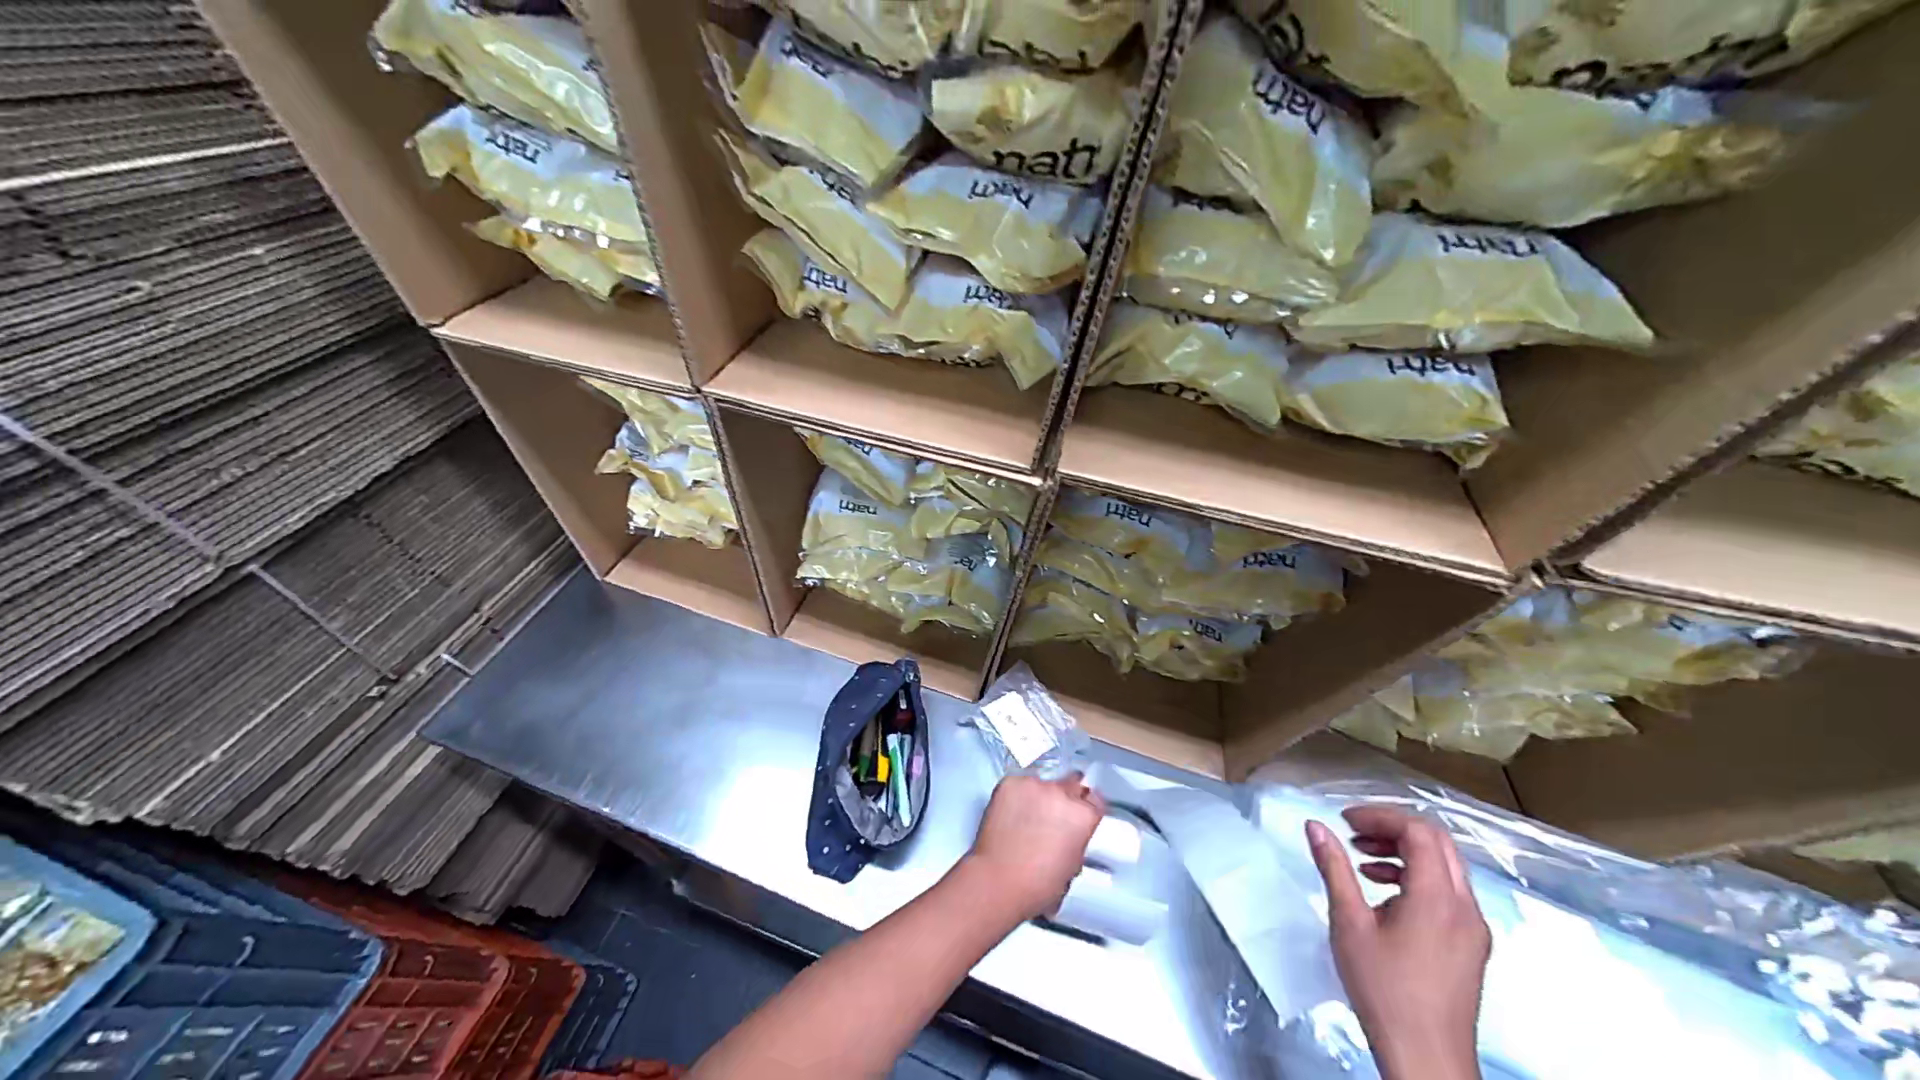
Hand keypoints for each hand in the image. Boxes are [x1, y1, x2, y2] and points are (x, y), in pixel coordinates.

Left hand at [963, 774, 1105, 920]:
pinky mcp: (1010, 783)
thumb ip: (1078, 836)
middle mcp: (1062, 793)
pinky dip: (1017, 795)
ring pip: (1043, 782)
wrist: (999, 881)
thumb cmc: (1037, 884)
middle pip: (1071, 782)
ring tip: (1027, 818)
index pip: (1094, 799)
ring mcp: (1034, 785)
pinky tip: (1011, 814)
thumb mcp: (1074, 863)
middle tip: (1052, 814)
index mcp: (1083, 815)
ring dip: (1039, 795)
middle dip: (1065, 797)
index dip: (1085, 807)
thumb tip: (1071, 829)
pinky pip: (1019, 783)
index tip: (1078, 812)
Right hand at [1307, 806, 1489, 1079]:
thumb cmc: (1382, 988)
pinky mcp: (1472, 945)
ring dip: (1404, 853)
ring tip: (1362, 863)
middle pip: (1437, 842)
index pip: (1418, 831)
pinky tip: (1385, 895)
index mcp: (1437, 897)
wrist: (1426, 1056)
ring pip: (1446, 866)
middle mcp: (1465, 906)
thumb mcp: (1348, 922)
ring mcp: (1474, 927)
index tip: (1343, 821)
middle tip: (1353, 835)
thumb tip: (1314, 826)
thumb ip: (1334, 868)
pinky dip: (1417, 878)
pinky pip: (1449, 892)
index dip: (1380, 816)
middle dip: (1393, 829)